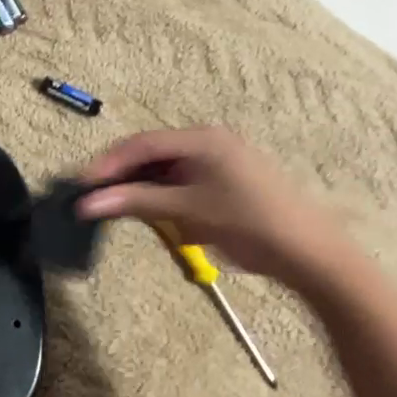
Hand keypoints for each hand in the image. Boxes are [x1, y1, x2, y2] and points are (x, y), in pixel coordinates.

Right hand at [77, 127, 354, 291]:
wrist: (314, 256)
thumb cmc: (250, 224)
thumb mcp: (186, 211)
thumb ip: (134, 202)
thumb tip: (85, 203)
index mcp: (202, 140)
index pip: (141, 144)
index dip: (107, 163)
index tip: (82, 185)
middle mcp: (210, 144)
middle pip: (151, 154)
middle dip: (122, 176)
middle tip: (95, 197)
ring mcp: (221, 163)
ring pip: (166, 171)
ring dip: (142, 189)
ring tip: (120, 209)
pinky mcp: (228, 184)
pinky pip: (183, 183)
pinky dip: (164, 197)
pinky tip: (157, 217)